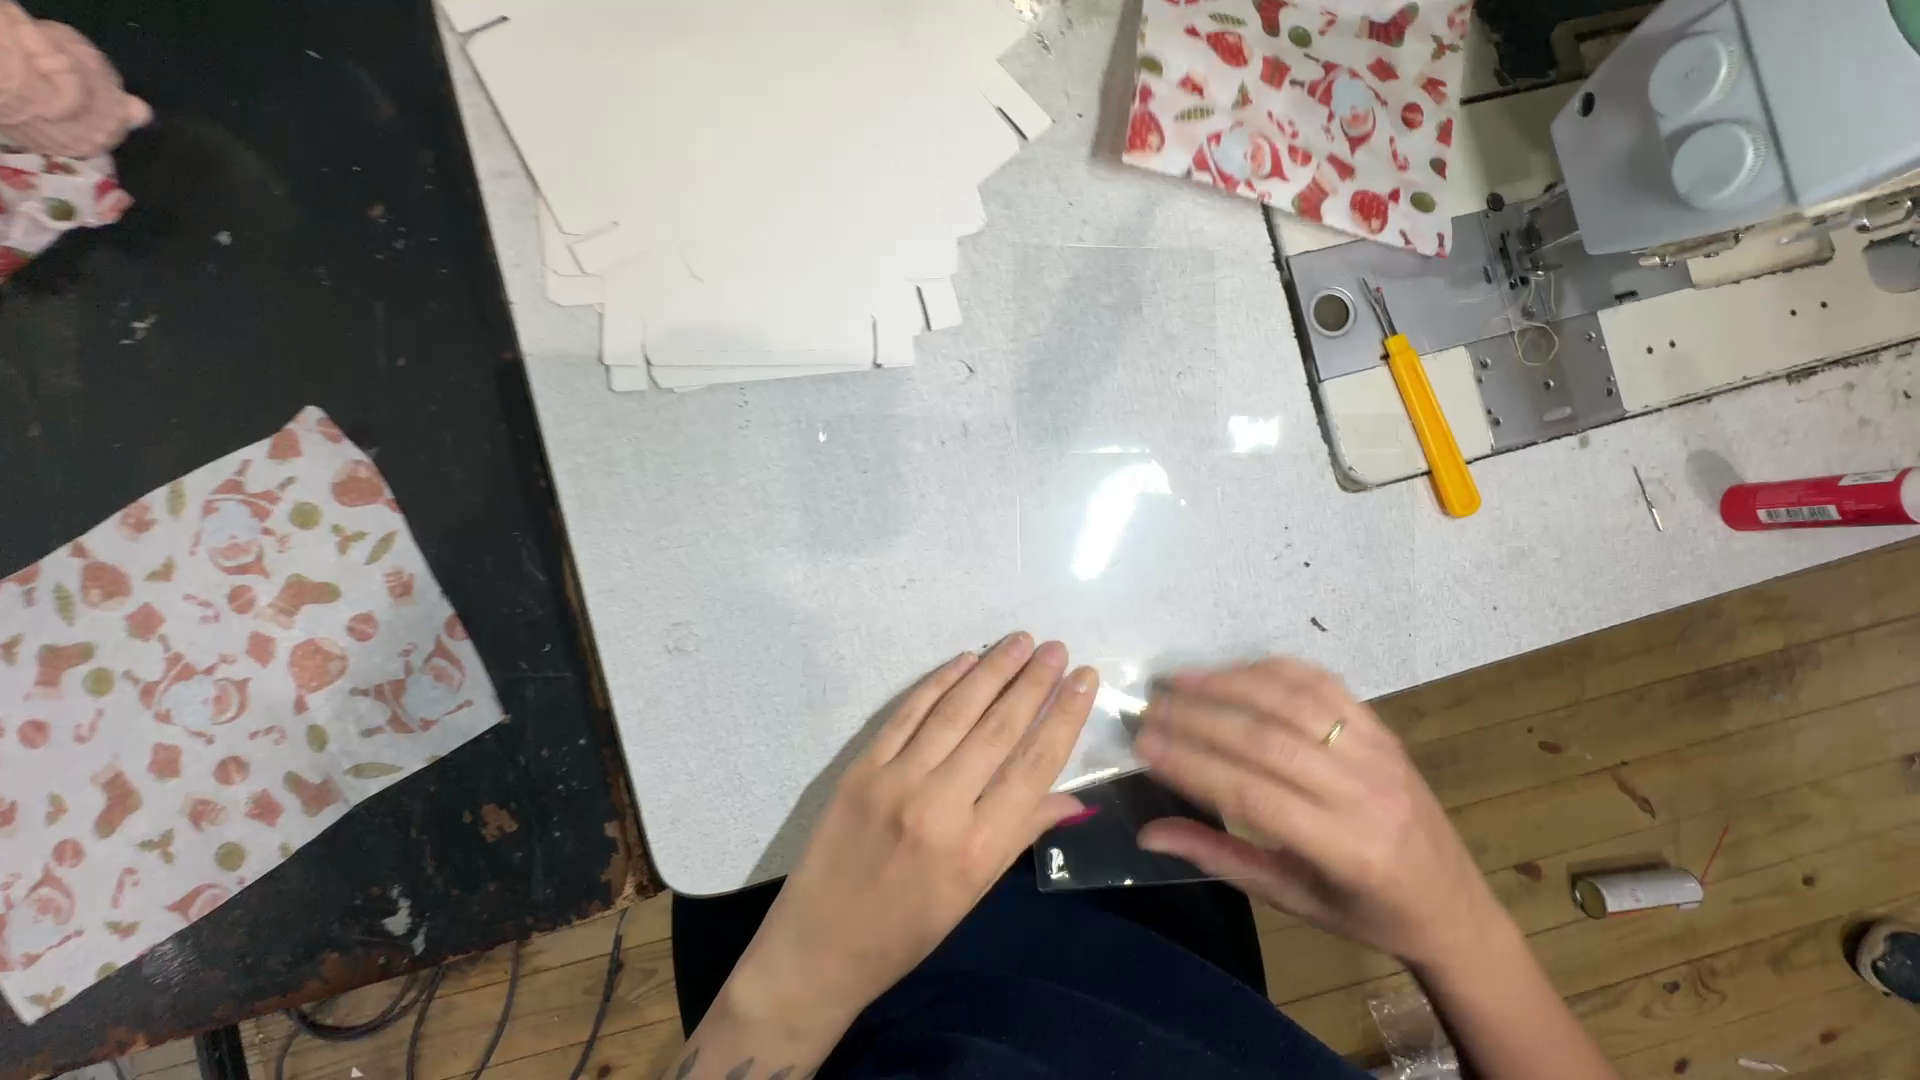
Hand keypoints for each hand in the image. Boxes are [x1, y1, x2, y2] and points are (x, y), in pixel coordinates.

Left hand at [724, 633, 1098, 1035]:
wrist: (820, 946)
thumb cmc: (908, 931)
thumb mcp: (975, 894)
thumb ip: (1020, 835)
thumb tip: (1070, 797)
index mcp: (979, 848)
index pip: (1034, 765)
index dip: (1064, 716)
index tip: (1084, 678)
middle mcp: (941, 807)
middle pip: (998, 729)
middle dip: (1033, 683)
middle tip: (1056, 647)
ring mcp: (896, 782)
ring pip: (955, 712)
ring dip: (992, 670)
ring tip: (1020, 641)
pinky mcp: (861, 768)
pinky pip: (907, 714)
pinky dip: (938, 683)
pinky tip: (964, 660)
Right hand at [1133, 658, 1505, 969]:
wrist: (1454, 905)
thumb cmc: (1365, 914)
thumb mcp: (1290, 898)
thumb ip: (1217, 858)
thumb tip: (1148, 833)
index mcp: (1345, 850)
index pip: (1251, 795)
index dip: (1192, 765)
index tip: (1142, 747)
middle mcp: (1365, 794)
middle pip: (1266, 740)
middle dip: (1198, 719)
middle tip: (1149, 709)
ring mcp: (1379, 753)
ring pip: (1292, 702)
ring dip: (1228, 685)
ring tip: (1178, 681)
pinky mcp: (1384, 729)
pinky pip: (1323, 684)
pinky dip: (1272, 669)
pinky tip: (1232, 670)